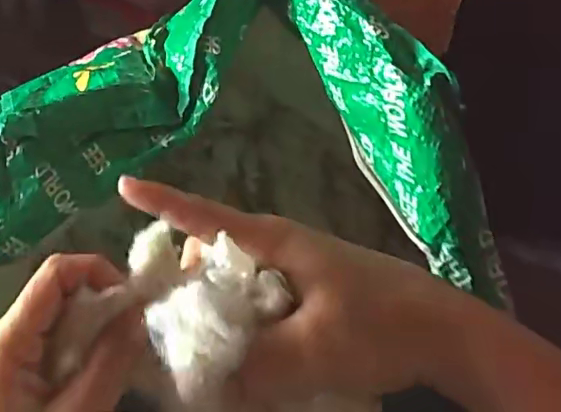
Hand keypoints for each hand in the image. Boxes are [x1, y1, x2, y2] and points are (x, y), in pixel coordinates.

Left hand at [0, 253, 145, 411]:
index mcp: (11, 337)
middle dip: (104, 300)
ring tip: (128, 347)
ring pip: (67, 315)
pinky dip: (91, 345)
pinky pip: (64, 342)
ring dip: (101, 324)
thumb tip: (140, 309)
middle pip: (63, 289)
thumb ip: (109, 360)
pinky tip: (109, 367)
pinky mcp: (27, 377)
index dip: (97, 271)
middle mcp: (11, 335)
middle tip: (138, 325)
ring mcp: (17, 356)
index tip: (133, 299)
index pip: (57, 271)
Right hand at [118, 176, 465, 402]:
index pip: (206, 213)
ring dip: (216, 310)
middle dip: (186, 284)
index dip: (164, 200)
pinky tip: (245, 360)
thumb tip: (198, 376)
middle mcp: (276, 246)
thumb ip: (256, 363)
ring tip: (211, 354)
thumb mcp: (315, 348)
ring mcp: (291, 268)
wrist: (437, 325)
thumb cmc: (376, 320)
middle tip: (175, 330)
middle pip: (211, 253)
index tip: (124, 185)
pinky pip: (256, 301)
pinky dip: (242, 324)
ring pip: (233, 281)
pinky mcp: (303, 292)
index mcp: (273, 239)